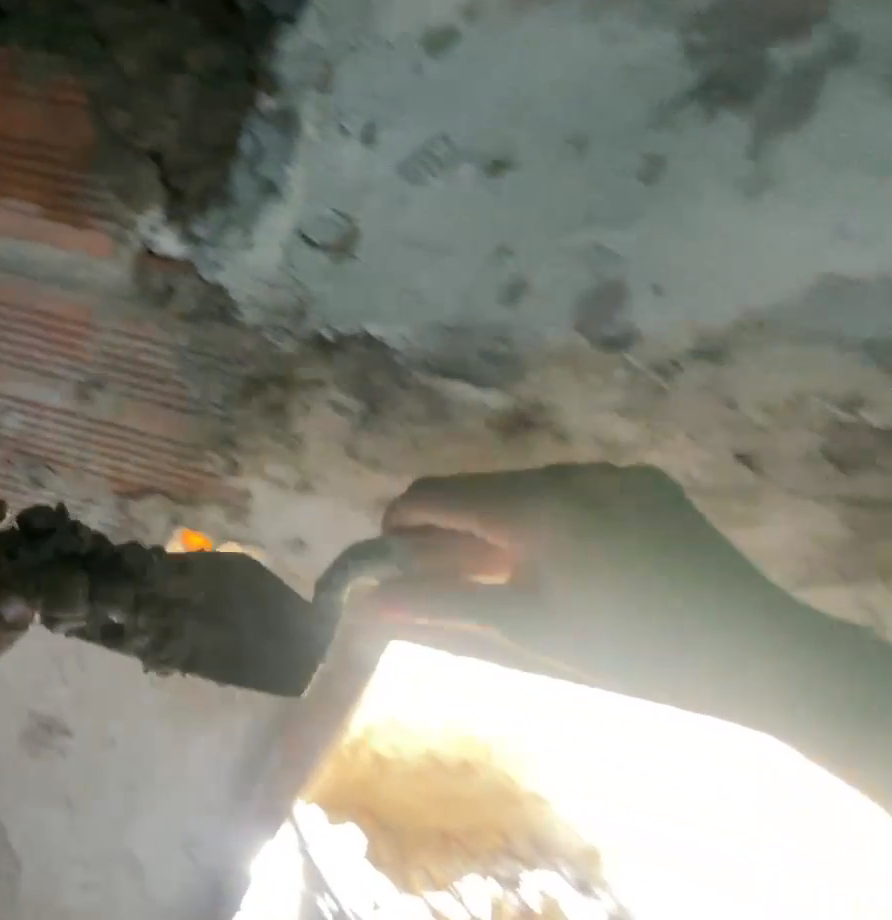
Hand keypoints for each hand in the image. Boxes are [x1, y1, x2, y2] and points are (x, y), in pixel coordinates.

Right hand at [366, 463, 799, 701]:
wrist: (760, 653)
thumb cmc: (626, 646)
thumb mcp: (523, 627)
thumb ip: (438, 602)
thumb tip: (367, 598)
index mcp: (527, 507)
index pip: (429, 495)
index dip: (399, 521)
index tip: (395, 555)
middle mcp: (560, 473)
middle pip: (471, 487)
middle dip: (445, 523)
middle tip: (450, 570)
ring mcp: (607, 472)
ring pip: (516, 485)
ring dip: (494, 517)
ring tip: (513, 566)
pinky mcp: (643, 480)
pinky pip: (567, 485)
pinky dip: (544, 511)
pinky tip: (569, 552)